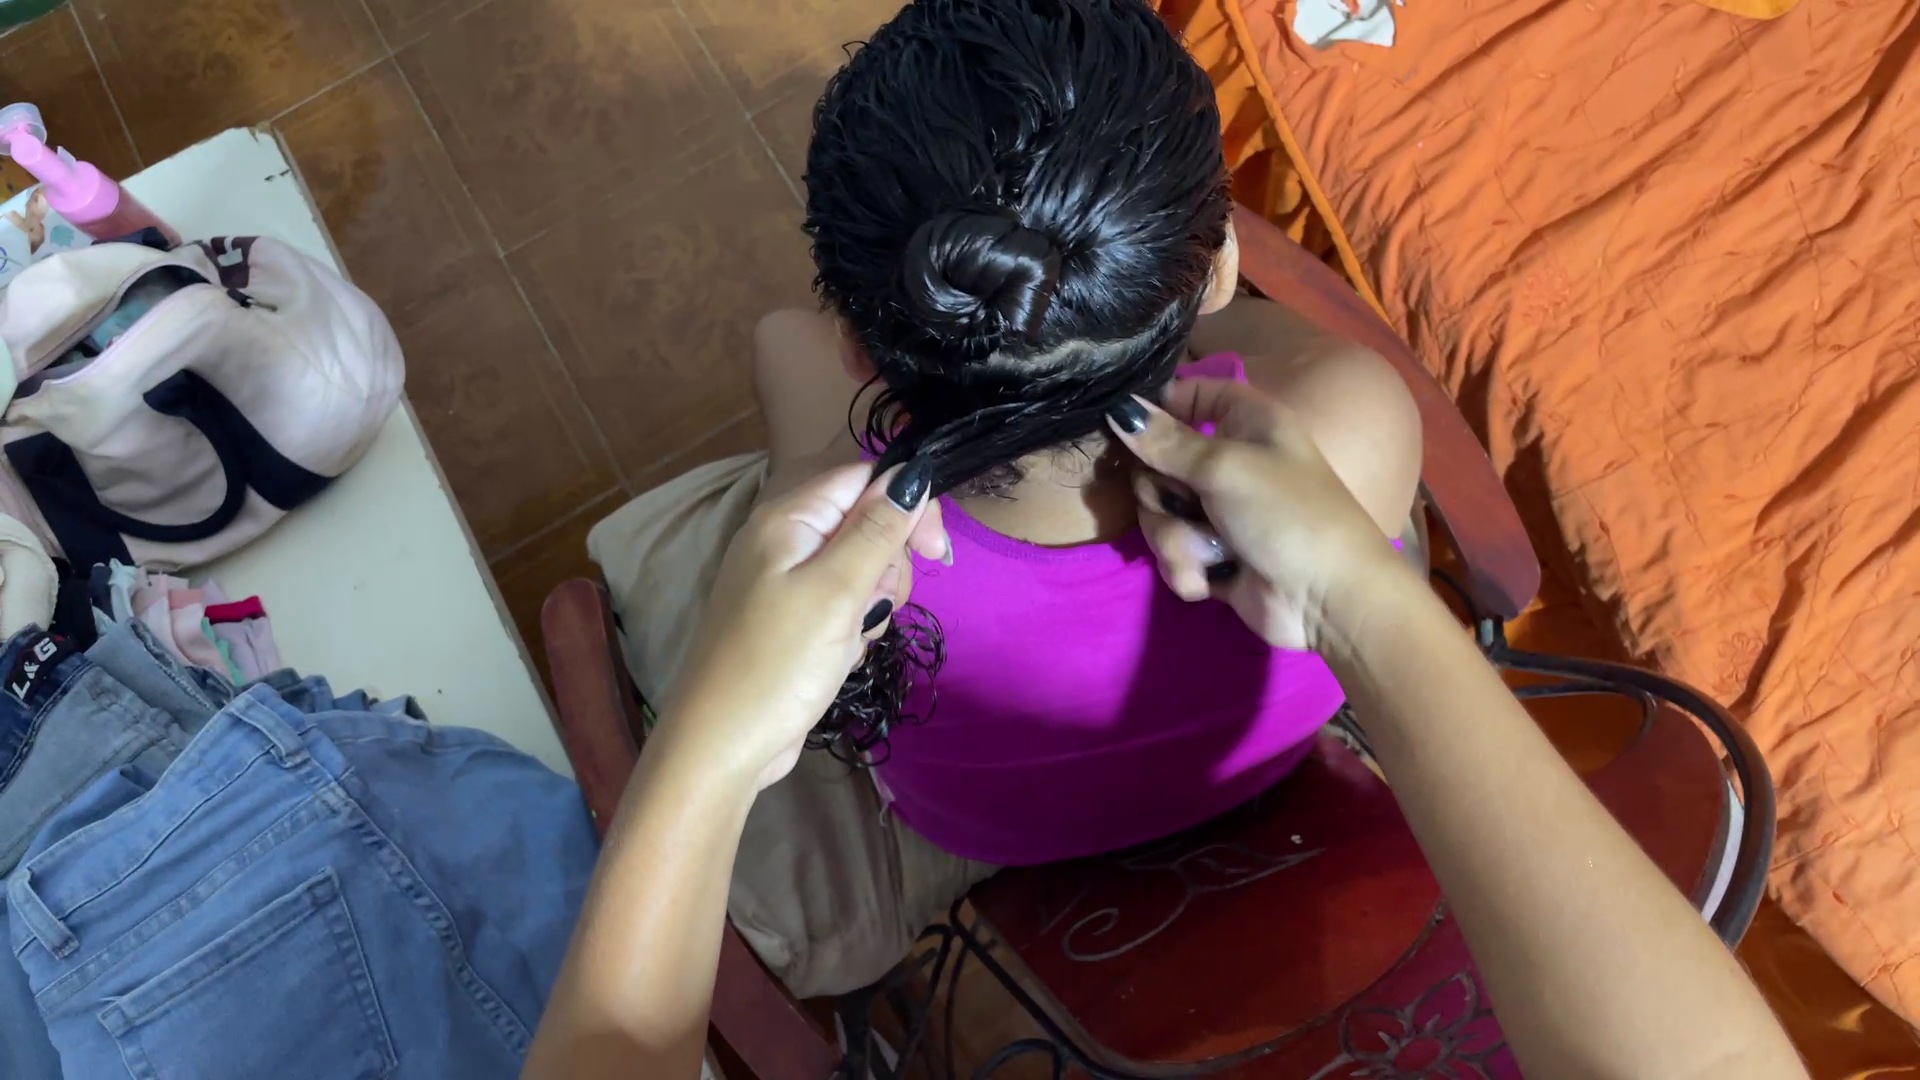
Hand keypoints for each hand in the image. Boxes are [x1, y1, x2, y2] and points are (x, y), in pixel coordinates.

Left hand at [654, 462, 944, 791]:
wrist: (722, 747)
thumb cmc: (778, 663)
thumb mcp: (837, 591)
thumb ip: (877, 529)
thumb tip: (913, 472)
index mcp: (789, 518)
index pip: (865, 478)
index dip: (907, 504)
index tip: (935, 552)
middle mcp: (787, 540)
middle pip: (868, 524)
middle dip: (888, 567)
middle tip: (875, 608)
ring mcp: (789, 581)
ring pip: (864, 570)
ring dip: (873, 605)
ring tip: (850, 639)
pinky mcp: (795, 618)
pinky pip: (846, 604)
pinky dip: (855, 627)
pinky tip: (840, 656)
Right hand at [1108, 378, 1401, 650]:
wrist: (1325, 599)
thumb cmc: (1286, 514)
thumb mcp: (1224, 468)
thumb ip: (1165, 441)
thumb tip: (1119, 408)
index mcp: (1244, 422)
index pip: (1189, 394)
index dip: (1158, 407)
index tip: (1129, 429)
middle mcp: (1227, 461)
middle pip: (1156, 463)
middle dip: (1161, 495)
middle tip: (1184, 504)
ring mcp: (1215, 510)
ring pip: (1158, 512)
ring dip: (1176, 539)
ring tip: (1209, 553)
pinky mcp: (1207, 552)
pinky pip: (1170, 550)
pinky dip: (1187, 567)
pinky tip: (1214, 578)